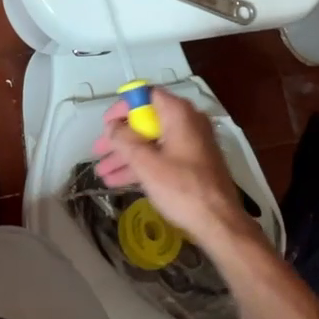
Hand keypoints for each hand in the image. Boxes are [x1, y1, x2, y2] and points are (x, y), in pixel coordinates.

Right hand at [92, 88, 253, 246]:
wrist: (220, 223)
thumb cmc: (182, 188)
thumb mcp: (146, 164)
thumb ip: (124, 141)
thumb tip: (112, 127)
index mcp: (178, 113)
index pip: (145, 96)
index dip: (122, 108)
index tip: (105, 125)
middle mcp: (187, 121)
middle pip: (146, 122)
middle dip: (120, 139)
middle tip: (98, 152)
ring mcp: (192, 143)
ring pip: (152, 142)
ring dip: (127, 156)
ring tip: (102, 173)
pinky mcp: (194, 163)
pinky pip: (163, 156)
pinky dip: (143, 165)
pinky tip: (119, 181)